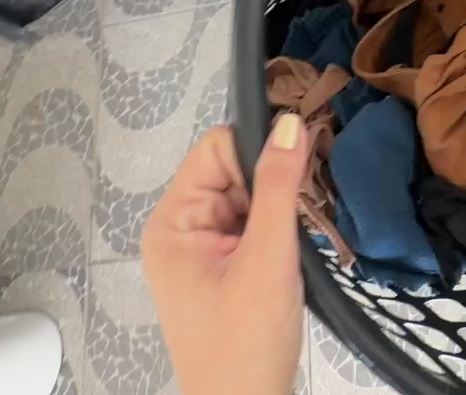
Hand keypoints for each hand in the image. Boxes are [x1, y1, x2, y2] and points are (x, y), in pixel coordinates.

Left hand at [144, 117, 309, 394]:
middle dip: (269, 184)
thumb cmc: (246, 343)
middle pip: (233, 167)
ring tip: (287, 242)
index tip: (289, 175)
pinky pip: (253, 218)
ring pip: (249, 191)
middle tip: (291, 218)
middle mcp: (182, 226)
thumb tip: (288, 123)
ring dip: (275, 207)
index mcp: (174, 221)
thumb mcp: (266, 258)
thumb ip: (278, 186)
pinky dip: (275, 227)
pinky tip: (284, 252)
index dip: (255, 152)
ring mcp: (202, 245)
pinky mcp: (223, 261)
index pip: (216, 148)